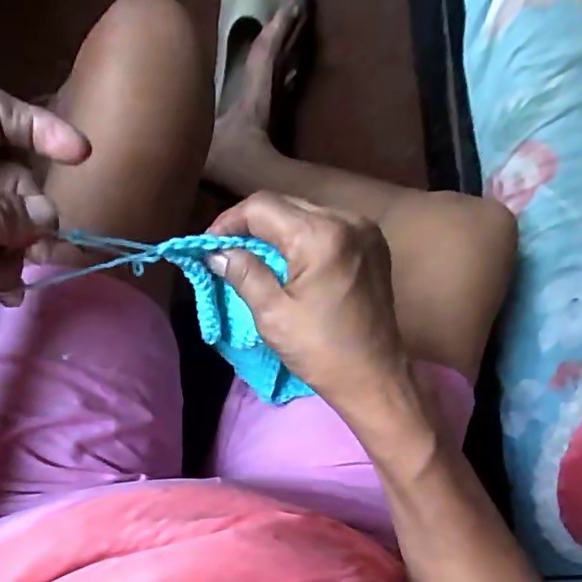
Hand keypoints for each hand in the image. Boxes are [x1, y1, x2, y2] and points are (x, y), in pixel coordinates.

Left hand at [0, 87, 90, 353]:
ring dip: (22, 250)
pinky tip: (1, 293)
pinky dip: (6, 276)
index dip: (39, 127)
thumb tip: (48, 218)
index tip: (79, 155)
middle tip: (43, 246)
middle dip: (30, 212)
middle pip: (12, 179)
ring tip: (16, 278)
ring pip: (11, 225)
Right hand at [204, 192, 407, 412]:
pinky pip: (326, 227)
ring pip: (305, 213)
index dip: (228, 223)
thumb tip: (216, 253)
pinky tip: (284, 261)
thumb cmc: (320, 351)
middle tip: (223, 252)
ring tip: (249, 257)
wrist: (373, 376)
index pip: (262, 207)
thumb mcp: (273, 315)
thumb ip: (244, 274)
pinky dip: (299, 238)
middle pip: (284, 204)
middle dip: (248, 225)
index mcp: (322, 236)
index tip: (208, 248)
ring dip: (274, 231)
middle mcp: (348, 220)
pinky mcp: (372, 244)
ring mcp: (364, 230)